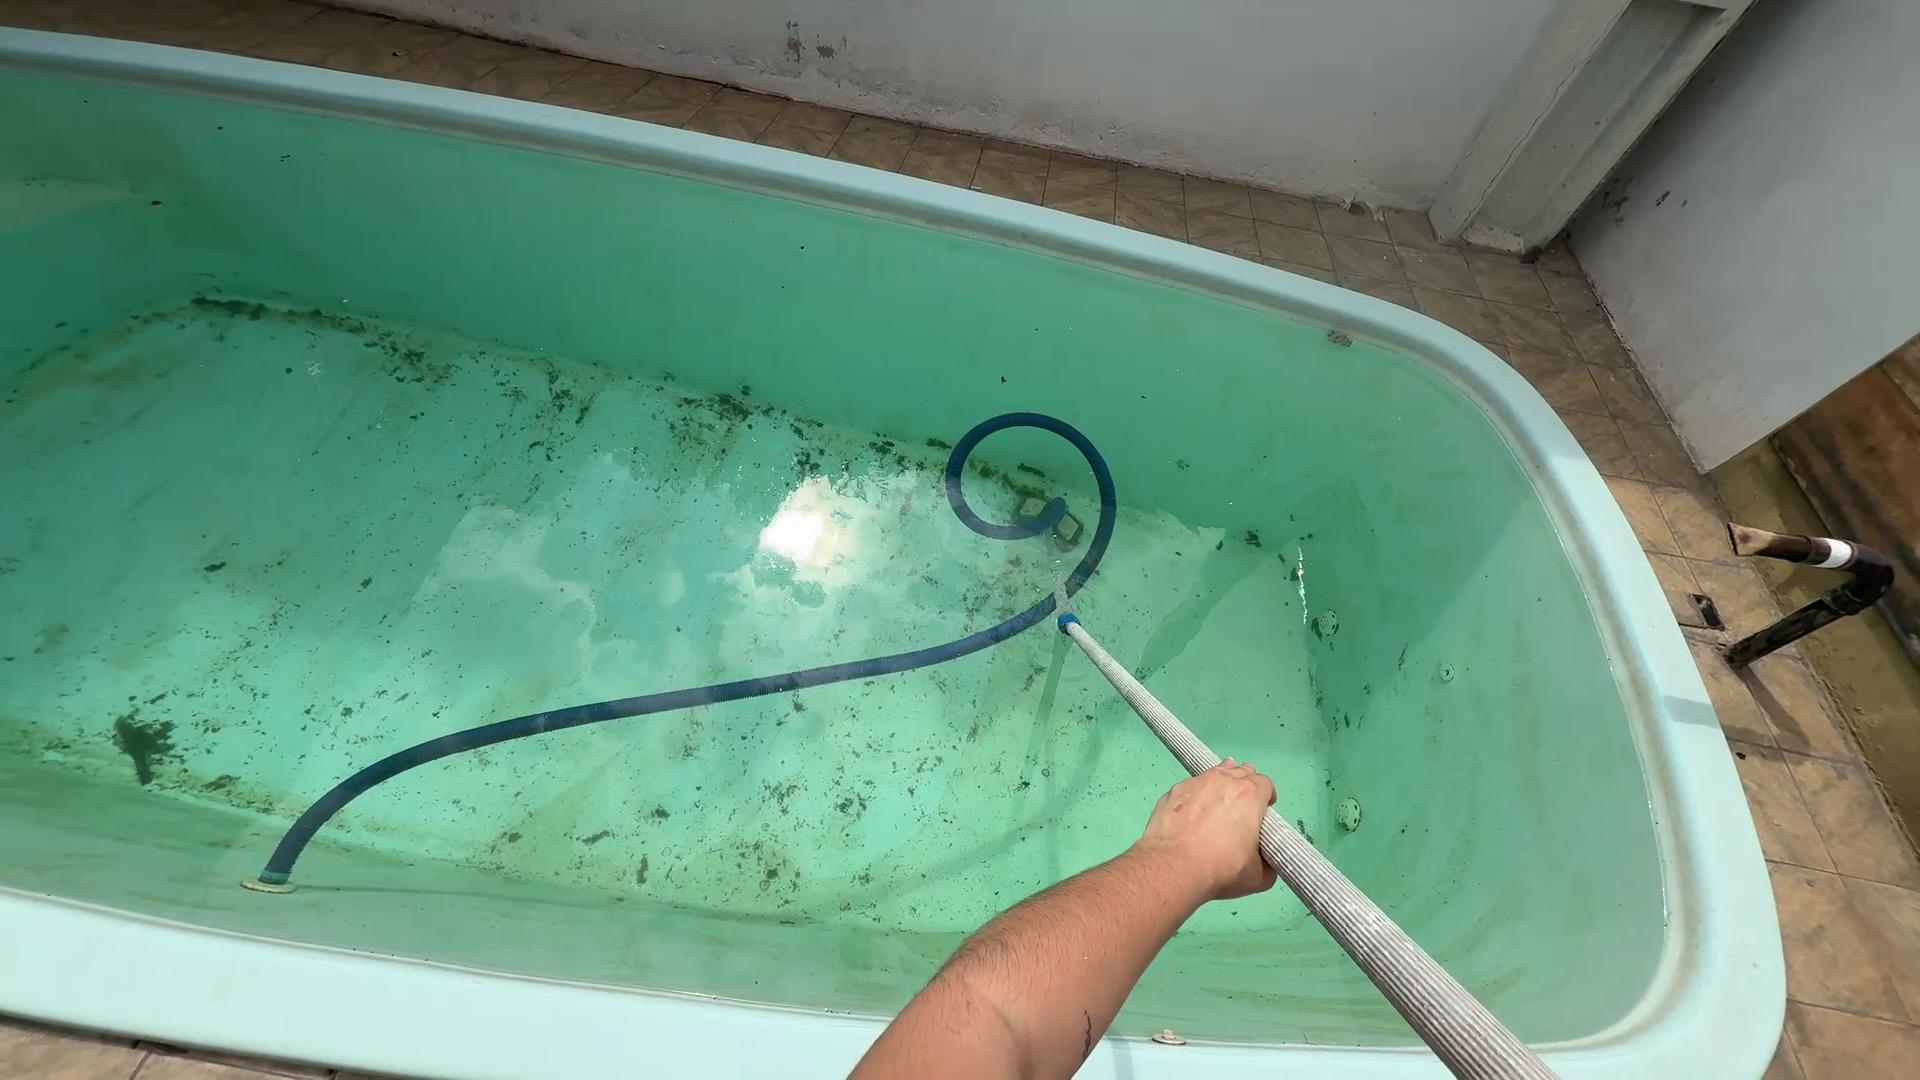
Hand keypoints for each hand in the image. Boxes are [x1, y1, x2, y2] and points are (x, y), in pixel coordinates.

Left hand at [1130, 759, 1276, 900]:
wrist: (1174, 865)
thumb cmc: (1222, 869)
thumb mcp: (1260, 875)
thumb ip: (1267, 860)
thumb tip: (1263, 858)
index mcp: (1248, 795)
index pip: (1265, 783)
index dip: (1267, 796)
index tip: (1263, 811)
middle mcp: (1222, 781)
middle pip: (1240, 772)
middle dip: (1245, 783)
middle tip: (1244, 802)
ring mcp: (1195, 782)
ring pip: (1214, 774)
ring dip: (1222, 782)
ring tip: (1221, 795)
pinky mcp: (1173, 790)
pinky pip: (1192, 785)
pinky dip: (1198, 793)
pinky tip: (1195, 807)